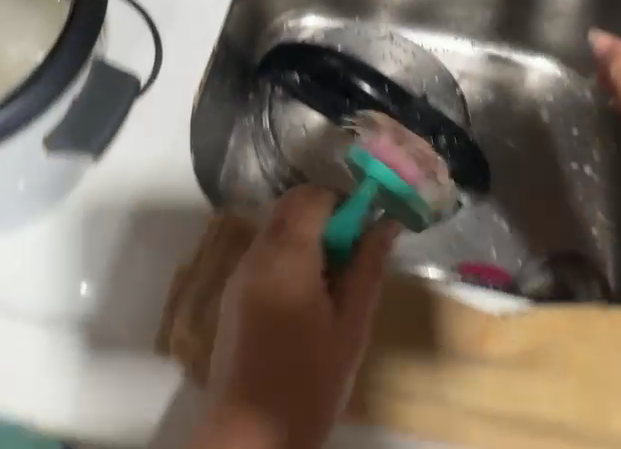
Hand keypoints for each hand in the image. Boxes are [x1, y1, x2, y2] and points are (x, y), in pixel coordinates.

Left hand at [203, 187, 398, 448]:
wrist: (251, 430)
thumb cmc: (311, 381)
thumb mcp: (351, 326)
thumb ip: (368, 268)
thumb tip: (387, 223)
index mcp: (288, 255)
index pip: (313, 196)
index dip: (343, 199)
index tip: (368, 220)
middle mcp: (258, 251)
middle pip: (290, 205)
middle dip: (325, 210)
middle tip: (356, 244)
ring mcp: (241, 269)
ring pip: (276, 225)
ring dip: (307, 231)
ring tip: (337, 271)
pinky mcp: (234, 289)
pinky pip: (264, 250)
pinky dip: (289, 251)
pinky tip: (310, 289)